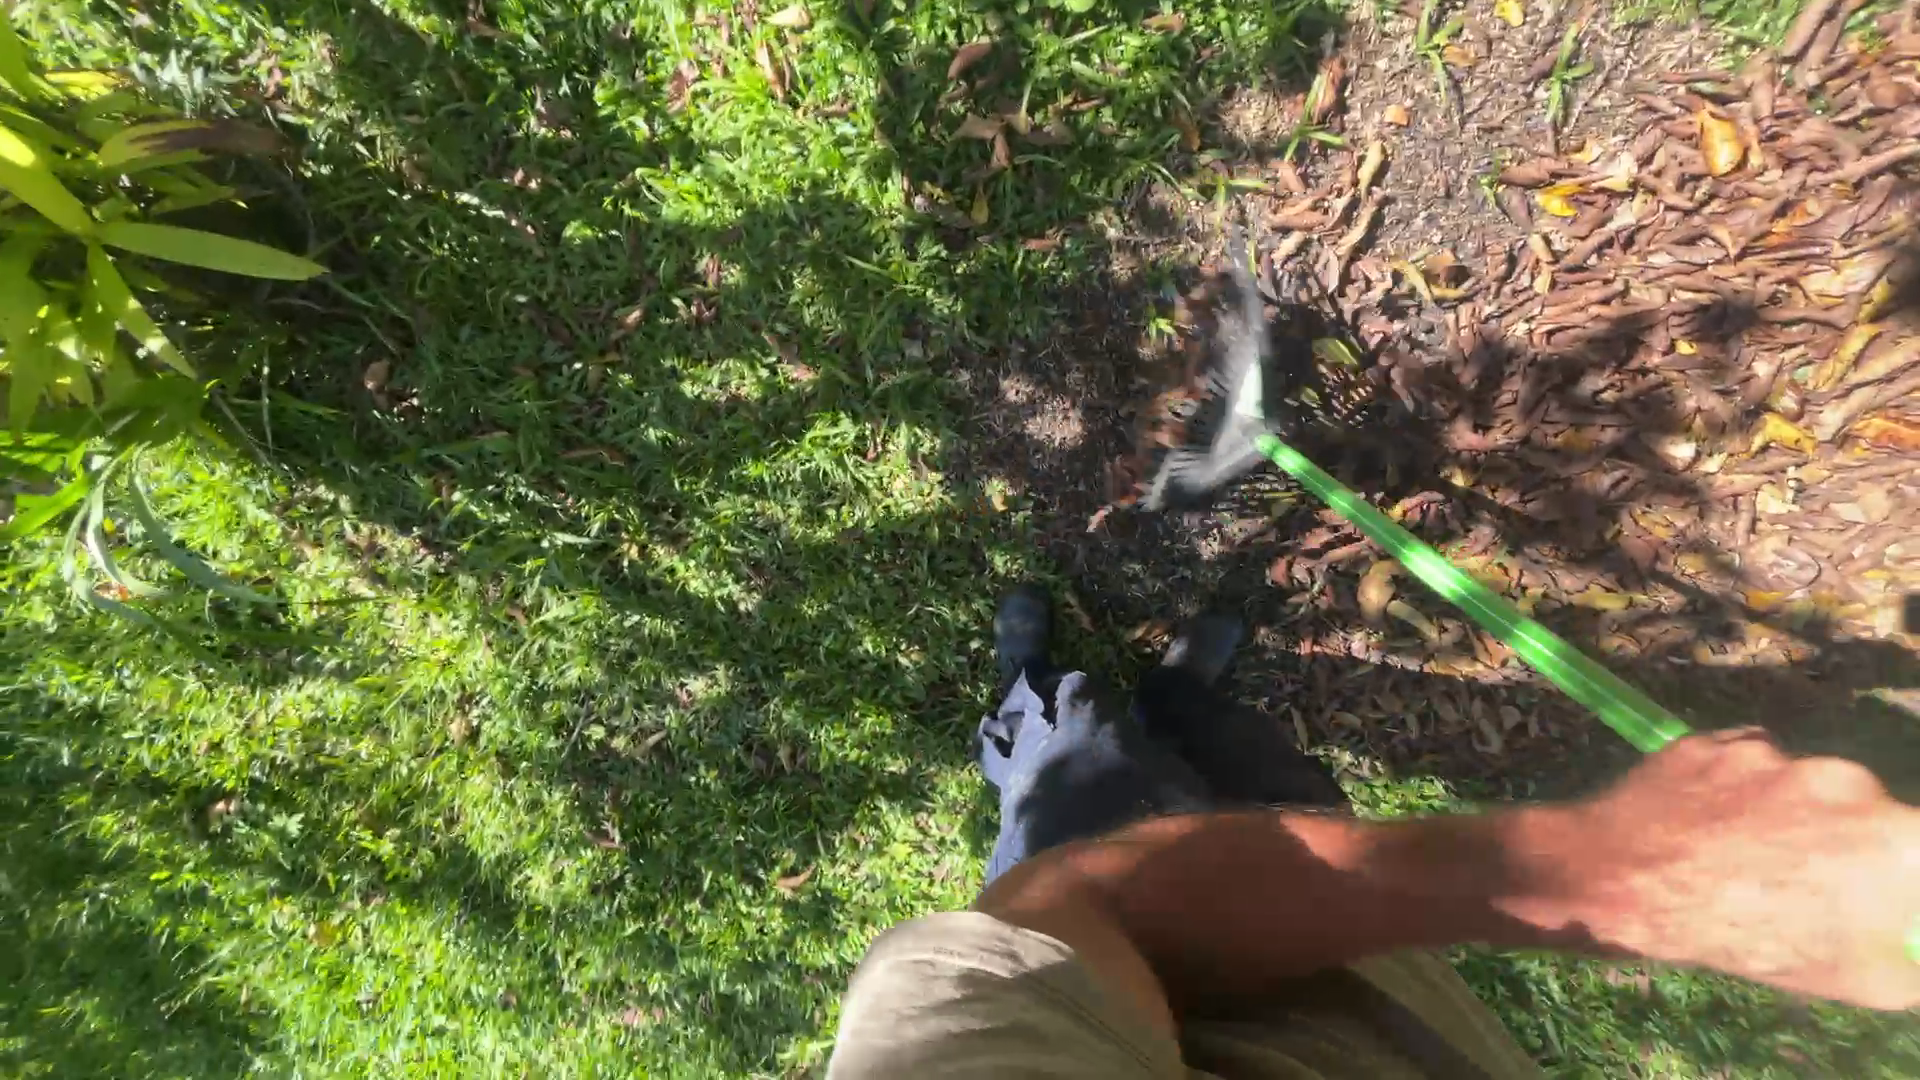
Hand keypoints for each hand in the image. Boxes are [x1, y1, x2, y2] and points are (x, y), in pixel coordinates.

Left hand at [1556, 730, 1919, 1009]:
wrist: (1621, 877)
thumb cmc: (1744, 935)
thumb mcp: (1866, 978)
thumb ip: (1912, 956)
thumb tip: (1910, 940)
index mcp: (1901, 836)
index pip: (1916, 844)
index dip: (1896, 867)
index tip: (1867, 878)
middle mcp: (1841, 779)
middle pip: (1863, 804)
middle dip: (1843, 831)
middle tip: (1802, 864)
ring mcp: (1764, 753)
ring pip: (1793, 777)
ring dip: (1782, 802)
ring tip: (1739, 841)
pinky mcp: (1704, 740)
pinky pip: (1734, 759)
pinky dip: (1729, 780)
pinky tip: (1705, 812)